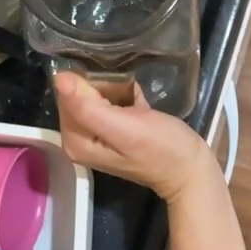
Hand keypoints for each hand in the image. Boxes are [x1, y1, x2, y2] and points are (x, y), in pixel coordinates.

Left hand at [54, 72, 213, 200]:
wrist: (191, 170)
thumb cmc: (162, 149)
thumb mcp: (125, 128)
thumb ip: (88, 107)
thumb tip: (59, 79)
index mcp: (75, 142)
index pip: (67, 98)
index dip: (89, 85)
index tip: (114, 87)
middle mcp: (81, 140)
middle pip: (79, 96)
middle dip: (102, 87)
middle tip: (128, 94)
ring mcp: (99, 135)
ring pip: (96, 95)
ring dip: (115, 89)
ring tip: (135, 98)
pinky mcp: (116, 130)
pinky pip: (110, 101)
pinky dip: (124, 95)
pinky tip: (139, 102)